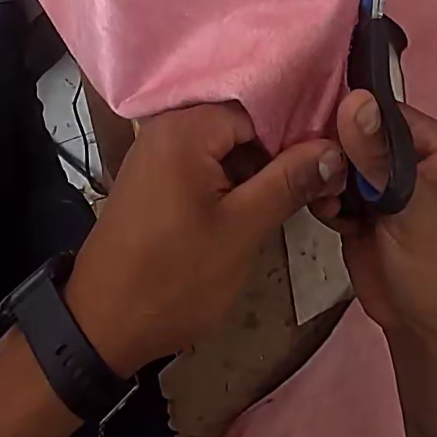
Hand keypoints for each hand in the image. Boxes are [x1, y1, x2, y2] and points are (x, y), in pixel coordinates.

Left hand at [63, 102, 345, 375]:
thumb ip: (291, 181)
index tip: (332, 163)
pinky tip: (261, 205)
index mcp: (186, 128)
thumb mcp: (242, 229)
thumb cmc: (174, 277)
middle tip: (324, 187)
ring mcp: (159, 152)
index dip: (300, 133)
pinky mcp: (159, 177)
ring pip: (230, 146)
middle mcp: (169, 127)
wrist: (100, 328)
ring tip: (301, 199)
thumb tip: (336, 149)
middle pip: (245, 124)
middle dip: (284, 154)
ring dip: (263, 170)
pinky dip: (236, 180)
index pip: (261, 107)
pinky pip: (209, 163)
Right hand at [314, 91, 436, 351]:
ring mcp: (380, 183)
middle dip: (332, 152)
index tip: (318, 131)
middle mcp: (405, 156)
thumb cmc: (435, 264)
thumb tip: (354, 98)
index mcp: (432, 144)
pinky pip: (330, 187)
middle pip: (352, 132)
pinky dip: (325, 200)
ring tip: (331, 204)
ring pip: (336, 160)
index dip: (348, 116)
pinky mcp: (359, 207)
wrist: (425, 330)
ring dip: (326, 179)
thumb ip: (378, 156)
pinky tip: (333, 218)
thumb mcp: (410, 206)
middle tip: (322, 176)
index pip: (379, 109)